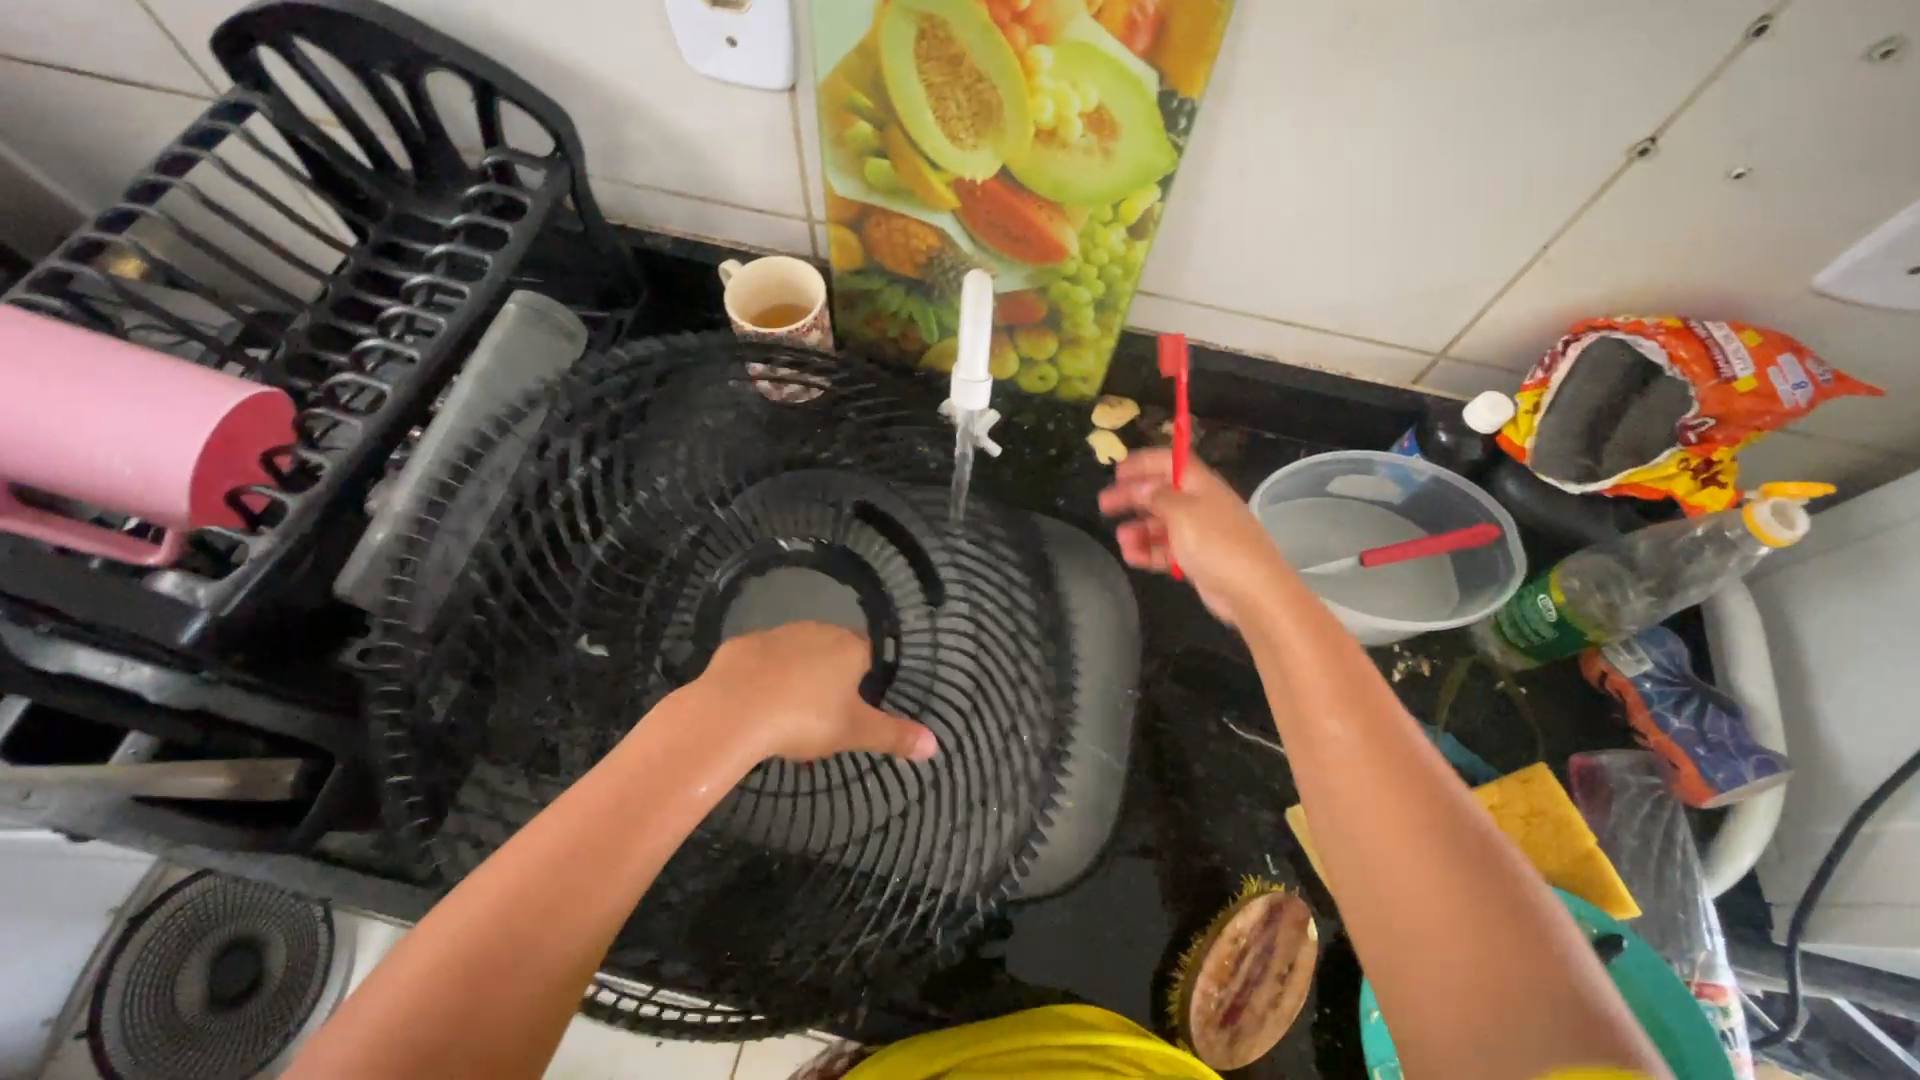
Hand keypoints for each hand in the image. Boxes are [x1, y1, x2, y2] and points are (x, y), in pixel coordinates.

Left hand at [684, 622, 937, 763]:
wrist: (732, 712)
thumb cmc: (804, 719)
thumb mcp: (854, 732)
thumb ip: (894, 735)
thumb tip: (935, 745)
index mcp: (849, 647)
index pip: (870, 653)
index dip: (868, 678)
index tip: (861, 705)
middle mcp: (815, 631)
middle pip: (832, 652)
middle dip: (831, 680)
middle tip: (826, 719)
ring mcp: (775, 635)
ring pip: (795, 655)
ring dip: (797, 678)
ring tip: (789, 717)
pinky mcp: (740, 645)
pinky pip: (760, 661)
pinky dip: (763, 679)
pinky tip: (756, 704)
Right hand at [1097, 448, 1288, 626]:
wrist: (1252, 590)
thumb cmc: (1216, 543)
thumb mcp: (1182, 513)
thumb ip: (1158, 496)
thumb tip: (1142, 486)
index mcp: (1200, 485)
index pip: (1170, 461)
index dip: (1143, 462)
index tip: (1117, 471)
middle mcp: (1200, 505)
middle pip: (1160, 494)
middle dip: (1132, 498)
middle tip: (1104, 505)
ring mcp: (1199, 534)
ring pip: (1161, 525)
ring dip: (1138, 530)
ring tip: (1122, 539)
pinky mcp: (1196, 559)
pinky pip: (1167, 551)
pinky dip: (1149, 552)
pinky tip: (1133, 557)